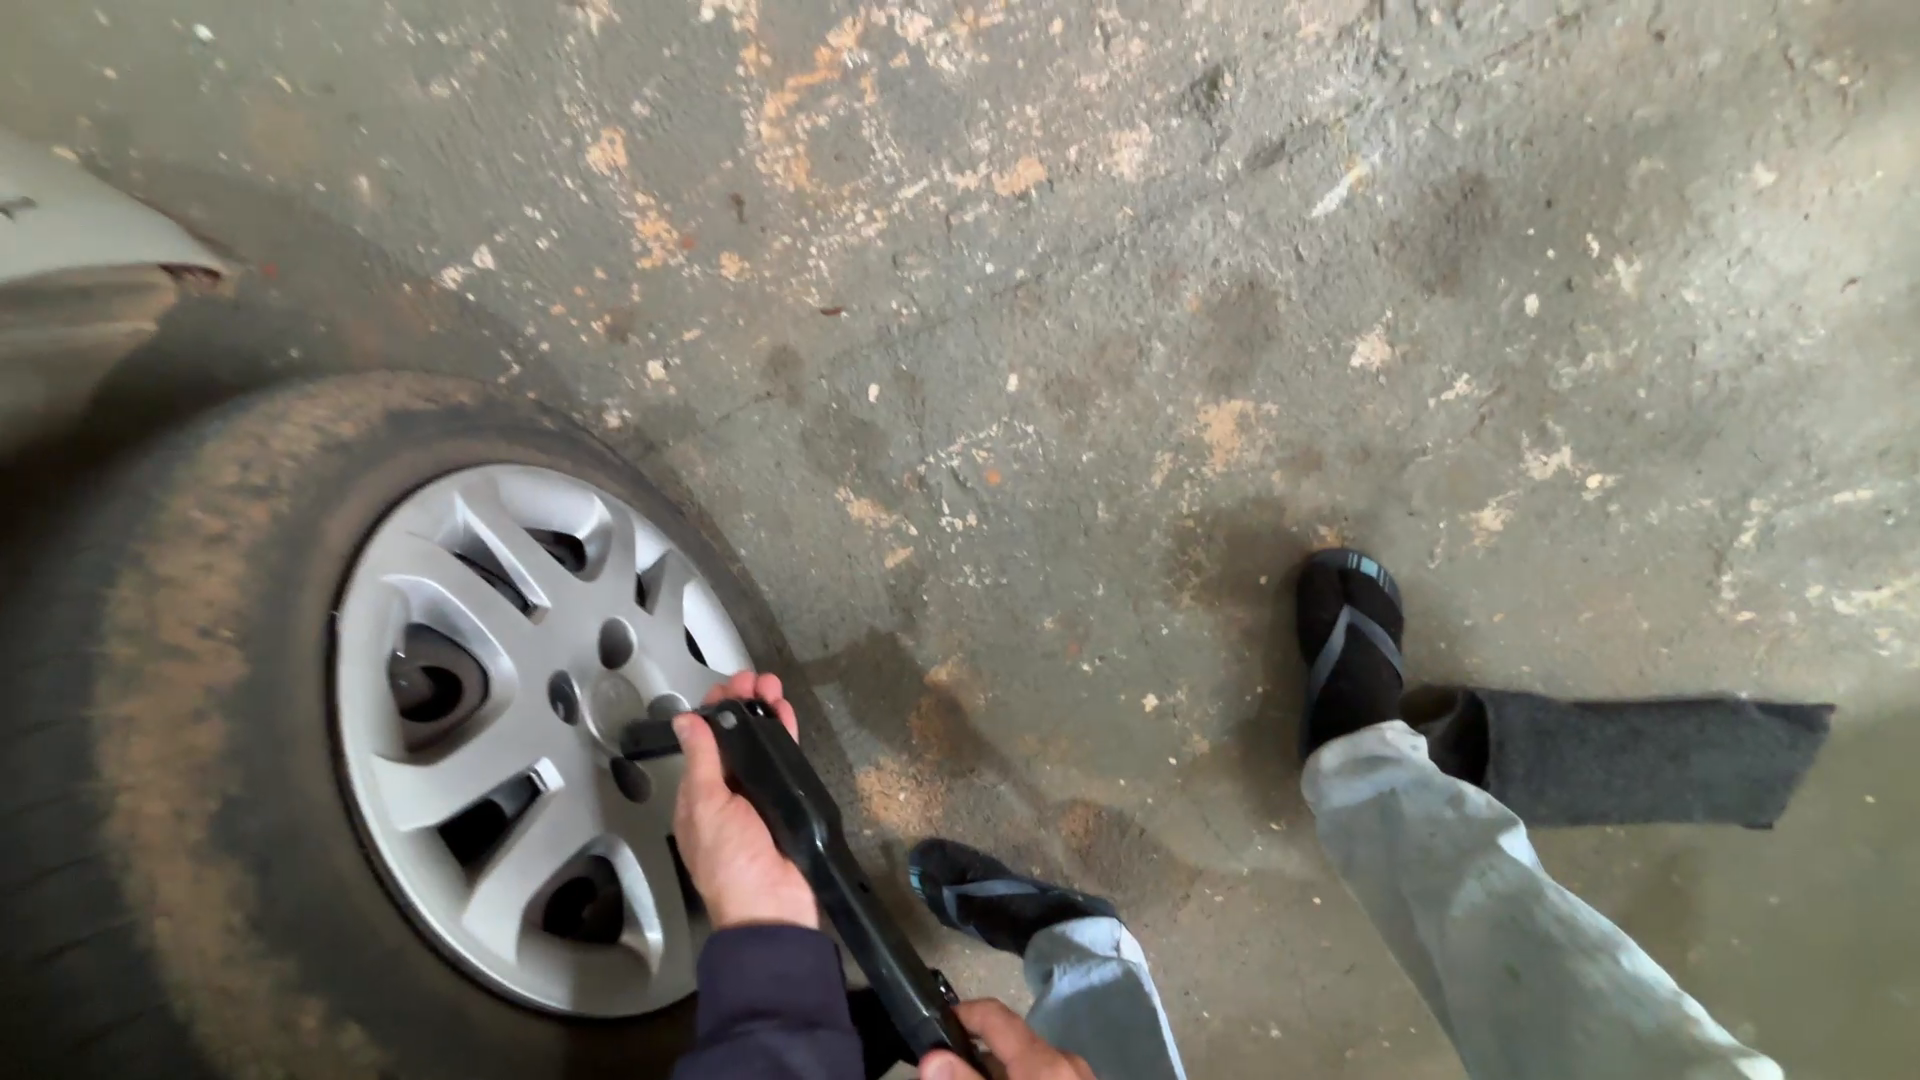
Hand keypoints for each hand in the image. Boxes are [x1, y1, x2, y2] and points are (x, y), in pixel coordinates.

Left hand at [671, 670, 817, 929]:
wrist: (772, 904)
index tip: (726, 686)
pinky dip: (785, 732)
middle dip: (742, 704)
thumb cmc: (731, 858)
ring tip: (773, 684)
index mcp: (699, 795)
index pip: (704, 742)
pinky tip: (786, 710)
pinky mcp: (787, 798)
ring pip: (760, 743)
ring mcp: (759, 793)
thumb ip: (702, 761)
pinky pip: (784, 757)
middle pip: (734, 737)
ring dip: (764, 712)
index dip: (713, 711)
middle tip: (755, 678)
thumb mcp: (707, 807)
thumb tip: (685, 721)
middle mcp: (728, 790)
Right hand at [919, 1000, 1096, 1079]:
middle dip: (976, 1061)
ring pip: (1029, 1069)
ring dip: (999, 1077)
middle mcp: (1065, 1063)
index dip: (962, 1014)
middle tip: (948, 1079)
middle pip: (1010, 1045)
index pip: (994, 1015)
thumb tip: (933, 1058)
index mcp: (1043, 1060)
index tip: (934, 1029)